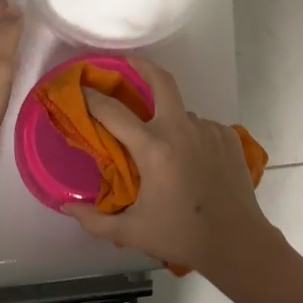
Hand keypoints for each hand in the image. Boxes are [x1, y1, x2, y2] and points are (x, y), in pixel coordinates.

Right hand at [62, 59, 278, 274]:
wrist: (236, 240)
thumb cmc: (180, 235)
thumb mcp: (131, 232)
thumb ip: (94, 220)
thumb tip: (66, 208)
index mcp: (154, 147)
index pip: (114, 112)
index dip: (92, 97)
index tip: (80, 88)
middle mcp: (182, 128)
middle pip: (161, 81)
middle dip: (142, 65)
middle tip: (127, 62)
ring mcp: (208, 128)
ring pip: (182, 114)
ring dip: (169, 122)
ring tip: (165, 151)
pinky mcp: (227, 135)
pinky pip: (202, 128)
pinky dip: (191, 138)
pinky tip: (191, 163)